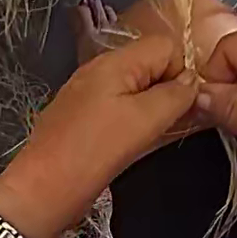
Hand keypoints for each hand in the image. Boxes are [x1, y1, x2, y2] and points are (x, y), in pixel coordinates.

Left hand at [0, 36, 197, 237]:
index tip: (188, 106)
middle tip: (177, 124)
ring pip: (135, 92)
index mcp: (114, 62)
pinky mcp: (82, 121)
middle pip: (150, 67)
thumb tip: (193, 81)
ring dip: (153, 111)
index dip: (184, 72)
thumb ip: (175, 95)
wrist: (43, 190)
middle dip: (169, 92)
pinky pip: (118, 111)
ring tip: (156, 137)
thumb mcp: (144, 119)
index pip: (166, 46)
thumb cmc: (94, 151)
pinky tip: (134, 145)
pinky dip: (133, 124)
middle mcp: (99, 71)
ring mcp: (88, 96)